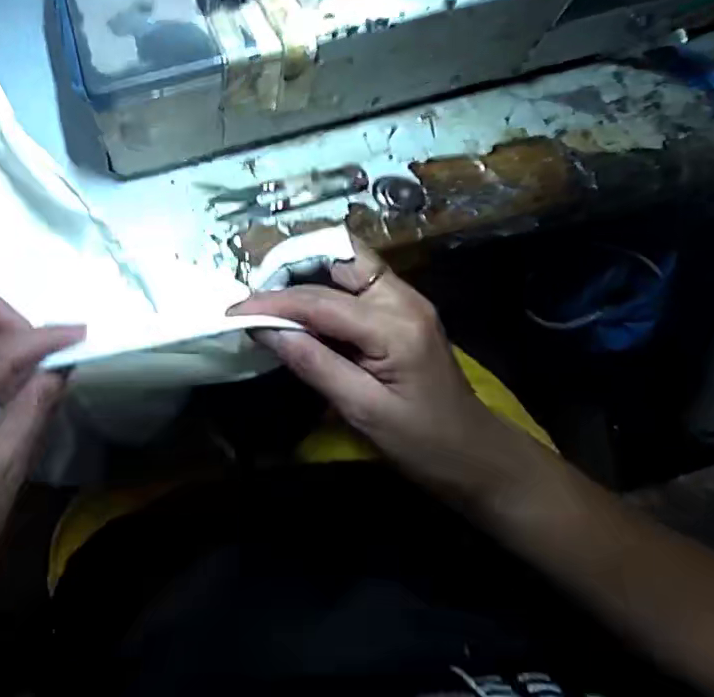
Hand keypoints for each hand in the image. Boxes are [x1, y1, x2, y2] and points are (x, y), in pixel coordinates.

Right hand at [231, 244, 534, 503]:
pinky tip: (302, 307)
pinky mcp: (403, 308)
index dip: (273, 304)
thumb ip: (313, 364)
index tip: (234, 312)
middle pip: (340, 257)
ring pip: (348, 262)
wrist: (479, 457)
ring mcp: (406, 299)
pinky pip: (356, 281)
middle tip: (255, 296)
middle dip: (292, 268)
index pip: (320, 301)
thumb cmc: (423, 445)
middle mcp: (403, 298)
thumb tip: (265, 330)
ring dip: (307, 271)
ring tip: (270, 298)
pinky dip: (324, 285)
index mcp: (396, 325)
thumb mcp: (362, 411)